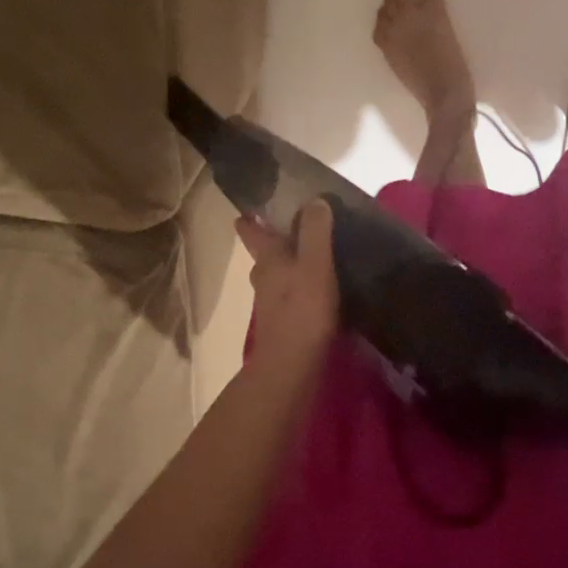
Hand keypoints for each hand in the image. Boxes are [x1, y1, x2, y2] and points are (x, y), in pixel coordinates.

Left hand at [234, 200, 341, 373]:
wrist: (291, 367)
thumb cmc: (303, 311)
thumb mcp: (315, 264)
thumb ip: (315, 231)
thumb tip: (315, 200)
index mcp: (268, 258)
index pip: (251, 230)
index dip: (250, 217)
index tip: (252, 205)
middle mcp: (263, 277)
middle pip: (264, 253)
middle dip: (275, 241)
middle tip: (296, 227)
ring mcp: (270, 303)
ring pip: (276, 275)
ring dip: (289, 265)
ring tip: (313, 256)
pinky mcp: (283, 324)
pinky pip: (289, 296)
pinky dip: (299, 288)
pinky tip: (317, 290)